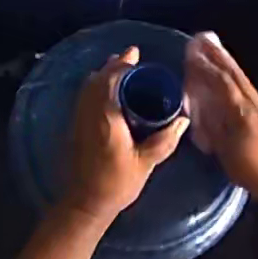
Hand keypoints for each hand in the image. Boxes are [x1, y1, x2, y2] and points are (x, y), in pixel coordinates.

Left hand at [65, 47, 189, 222]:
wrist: (85, 203)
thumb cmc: (116, 183)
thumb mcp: (146, 162)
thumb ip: (165, 139)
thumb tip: (182, 120)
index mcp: (106, 117)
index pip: (109, 79)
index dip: (121, 64)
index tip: (135, 55)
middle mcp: (88, 113)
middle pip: (96, 79)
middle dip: (112, 65)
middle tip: (130, 58)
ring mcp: (78, 120)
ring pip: (87, 88)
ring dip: (102, 75)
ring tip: (120, 70)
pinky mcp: (74, 128)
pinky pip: (84, 98)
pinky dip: (95, 88)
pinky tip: (108, 93)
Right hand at [182, 33, 257, 198]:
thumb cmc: (250, 168)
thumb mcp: (225, 150)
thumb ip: (212, 125)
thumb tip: (198, 104)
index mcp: (240, 111)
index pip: (221, 82)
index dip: (205, 66)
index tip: (191, 51)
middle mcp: (251, 102)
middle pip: (232, 73)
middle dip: (216, 55)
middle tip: (202, 38)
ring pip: (240, 77)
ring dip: (225, 60)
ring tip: (214, 45)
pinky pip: (245, 86)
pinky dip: (234, 74)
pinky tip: (229, 71)